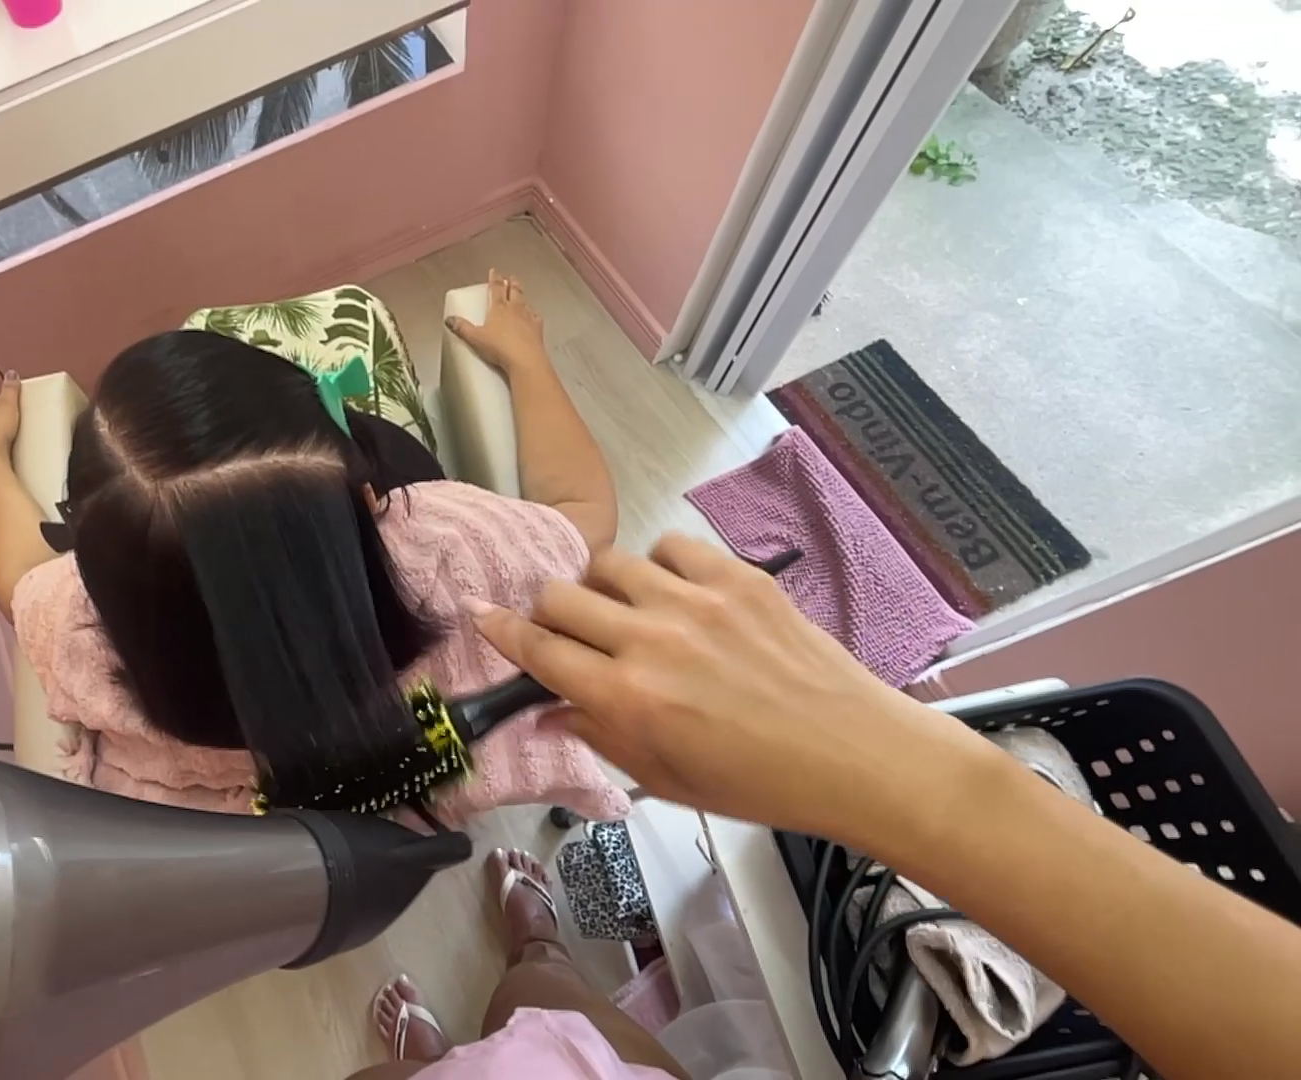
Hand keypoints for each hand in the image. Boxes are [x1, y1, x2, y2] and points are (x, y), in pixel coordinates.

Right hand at [445, 269, 548, 378]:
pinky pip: (535, 315)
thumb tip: (450, 320)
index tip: (494, 272)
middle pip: (513, 290)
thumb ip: (462, 328)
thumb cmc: (499, 347)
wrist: (525, 359)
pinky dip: (532, 312)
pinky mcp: (537, 328)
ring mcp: (528, 317)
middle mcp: (514, 308)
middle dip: (511, 282)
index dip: (494, 279)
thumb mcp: (475, 338)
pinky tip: (532, 314)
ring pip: (525, 300)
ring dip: (521, 294)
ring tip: (520, 291)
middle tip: (510, 278)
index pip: (495, 288)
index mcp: (498, 308)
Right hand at [470, 534, 994, 847]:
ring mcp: (693, 601)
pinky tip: (676, 592)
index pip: (538, 650)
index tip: (479, 613)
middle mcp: (648, 640)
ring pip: (606, 560)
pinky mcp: (735, 578)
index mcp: (626, 697)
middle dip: (548, 612)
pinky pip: (669, 544)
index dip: (499, 629)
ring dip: (601, 585)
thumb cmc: (754, 781)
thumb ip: (596, 735)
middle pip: (558, 596)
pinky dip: (659, 564)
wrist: (856, 756)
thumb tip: (549, 708)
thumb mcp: (662, 778)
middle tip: (569, 629)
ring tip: (624, 606)